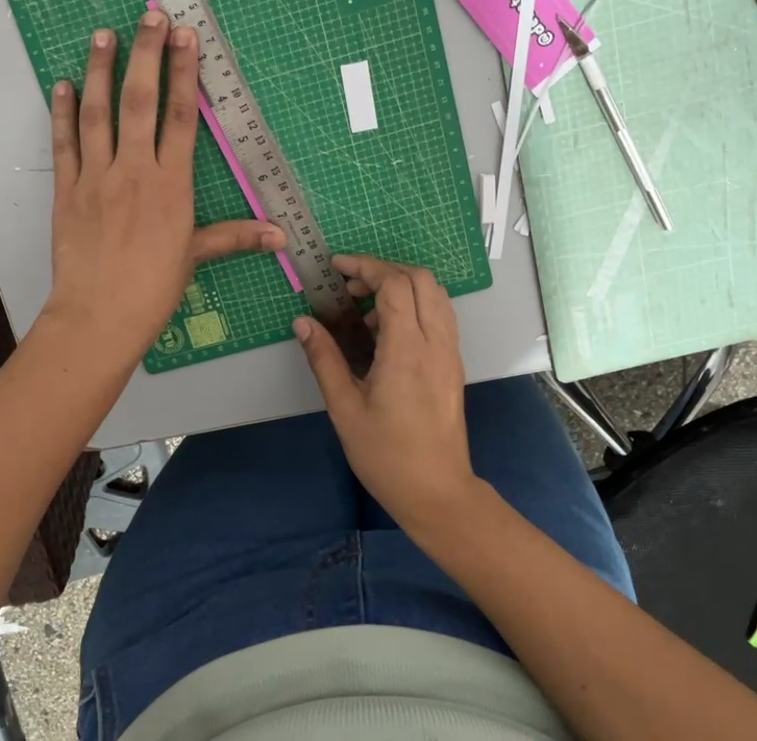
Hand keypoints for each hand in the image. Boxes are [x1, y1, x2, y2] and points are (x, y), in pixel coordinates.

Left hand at [43, 10, 285, 364]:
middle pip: (141, 101)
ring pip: (98, 112)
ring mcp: (96, 177)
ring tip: (103, 34)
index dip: (185, 72)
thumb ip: (235, 236)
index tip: (186, 36)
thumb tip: (281, 235)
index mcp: (171, 184)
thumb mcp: (195, 258)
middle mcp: (134, 170)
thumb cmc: (152, 289)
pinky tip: (60, 84)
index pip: (181, 117)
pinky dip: (61, 112)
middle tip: (149, 14)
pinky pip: (64, 143)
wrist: (98, 317)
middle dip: (147, 54)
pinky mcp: (67, 190)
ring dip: (100, 70)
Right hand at [295, 254, 476, 528]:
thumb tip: (302, 323)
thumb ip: (324, 360)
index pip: (394, 285)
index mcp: (407, 350)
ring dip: (402, 285)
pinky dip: (415, 304)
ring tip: (365, 307)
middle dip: (384, 269)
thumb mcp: (345, 409)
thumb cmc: (386, 454)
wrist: (438, 491)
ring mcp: (450, 352)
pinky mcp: (453, 364)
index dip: (366, 267)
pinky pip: (440, 315)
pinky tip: (387, 331)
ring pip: (436, 294)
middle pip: (421, 279)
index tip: (337, 268)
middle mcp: (436, 342)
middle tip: (350, 284)